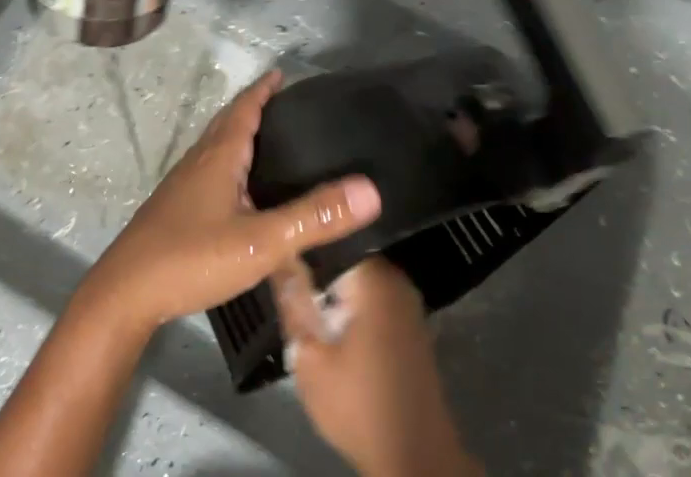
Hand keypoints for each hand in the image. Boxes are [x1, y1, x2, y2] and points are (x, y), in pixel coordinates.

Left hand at [81, 70, 382, 334]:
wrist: (125, 294)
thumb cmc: (193, 258)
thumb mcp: (261, 242)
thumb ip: (313, 217)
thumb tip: (369, 189)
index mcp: (218, 158)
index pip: (243, 109)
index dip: (263, 90)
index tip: (283, 74)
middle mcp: (197, 163)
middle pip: (227, 125)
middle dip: (253, 109)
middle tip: (284, 106)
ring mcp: (181, 188)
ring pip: (215, 150)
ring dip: (239, 137)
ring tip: (269, 144)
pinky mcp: (174, 212)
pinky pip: (209, 174)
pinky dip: (229, 166)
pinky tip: (240, 193)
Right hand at [275, 257, 481, 476]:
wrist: (415, 457)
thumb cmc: (358, 405)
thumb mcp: (308, 357)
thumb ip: (292, 302)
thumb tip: (279, 259)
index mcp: (374, 278)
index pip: (330, 236)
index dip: (299, 240)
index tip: (275, 247)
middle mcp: (396, 280)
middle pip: (343, 257)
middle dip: (313, 267)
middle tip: (280, 278)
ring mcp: (406, 304)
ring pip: (355, 281)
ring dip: (329, 290)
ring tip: (296, 298)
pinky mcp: (408, 327)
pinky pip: (369, 300)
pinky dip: (348, 307)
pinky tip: (326, 323)